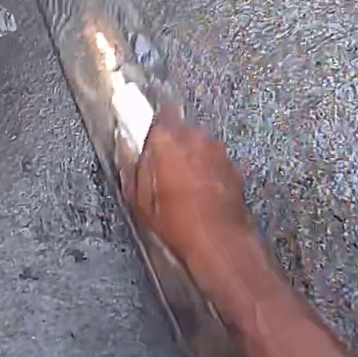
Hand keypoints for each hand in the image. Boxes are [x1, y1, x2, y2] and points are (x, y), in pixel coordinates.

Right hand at [121, 116, 263, 282]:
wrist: (219, 242)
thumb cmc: (181, 224)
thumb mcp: (141, 201)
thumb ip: (131, 168)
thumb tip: (126, 150)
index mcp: (167, 142)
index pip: (158, 114)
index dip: (151, 127)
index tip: (145, 139)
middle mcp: (195, 139)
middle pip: (178, 130)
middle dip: (170, 145)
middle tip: (160, 170)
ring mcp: (216, 151)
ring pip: (197, 145)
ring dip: (189, 158)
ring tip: (180, 187)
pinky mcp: (231, 166)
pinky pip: (212, 161)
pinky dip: (205, 171)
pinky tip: (198, 194)